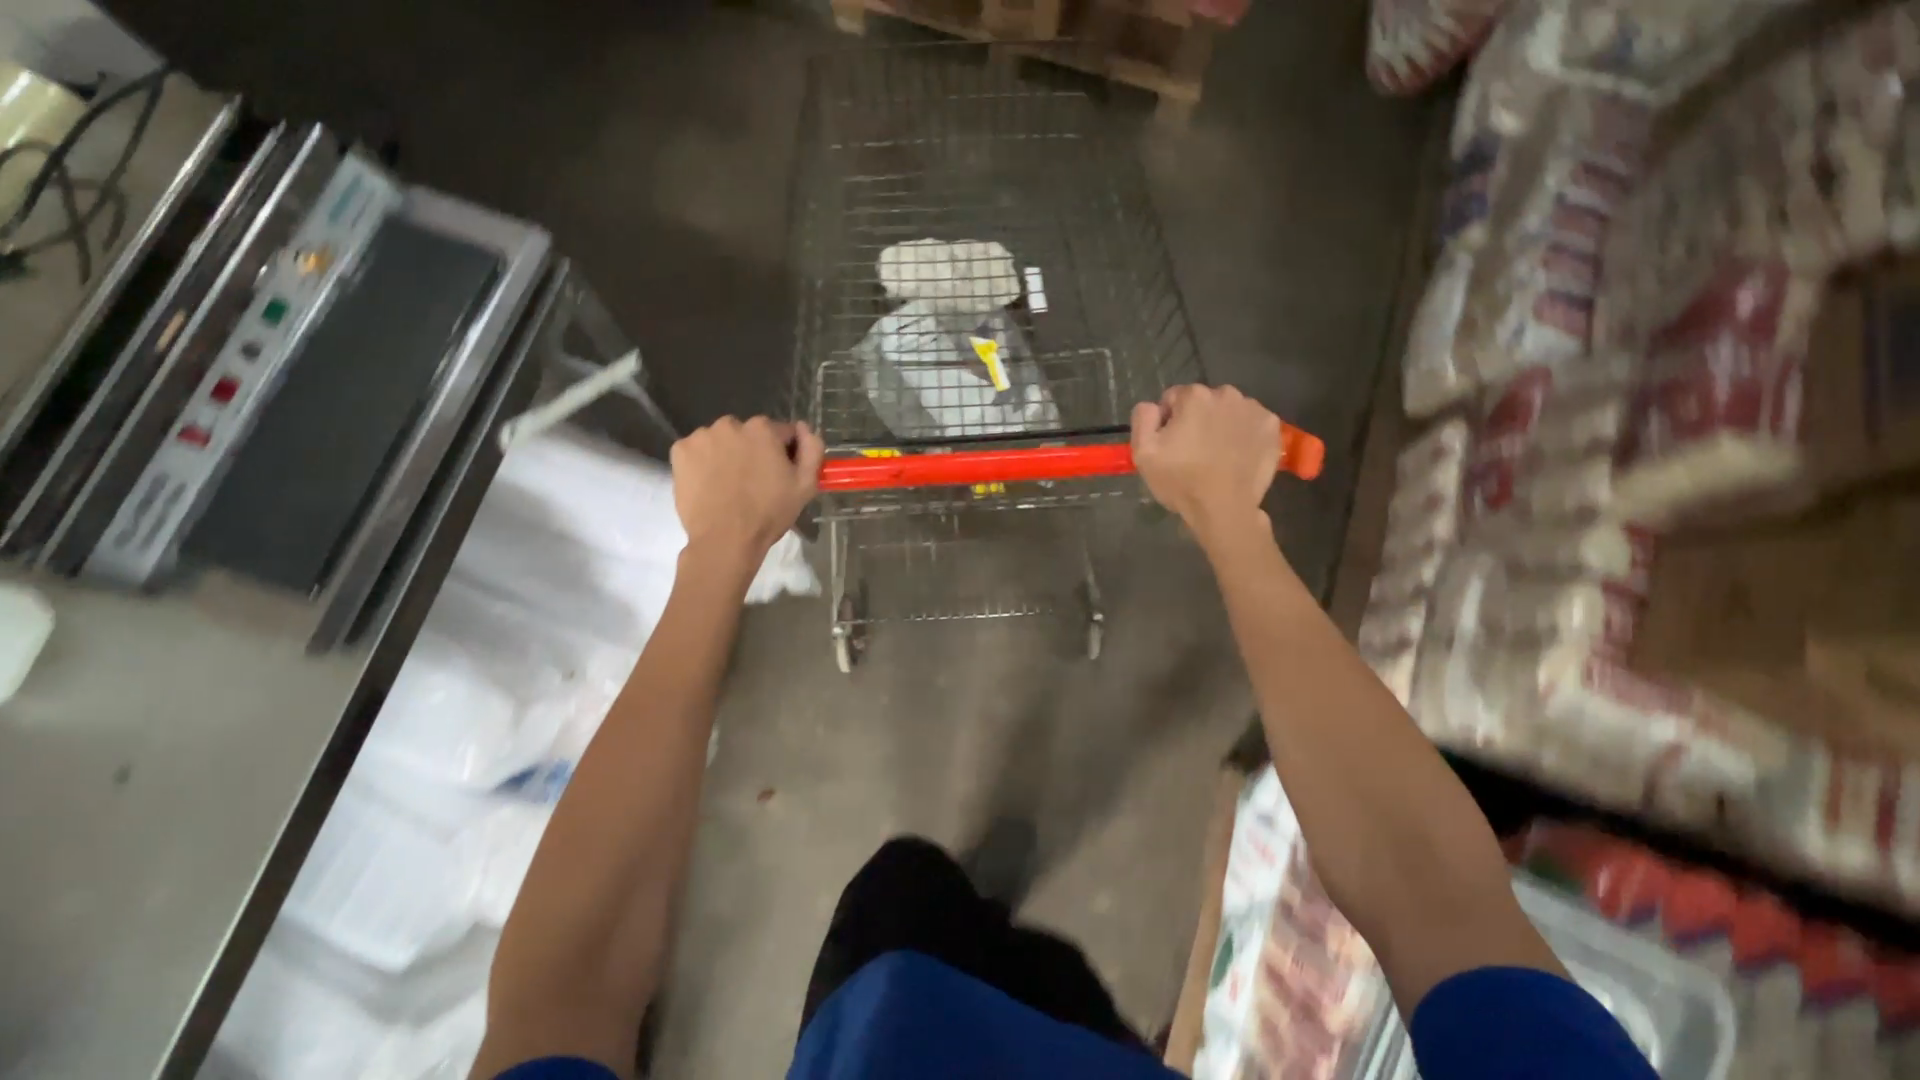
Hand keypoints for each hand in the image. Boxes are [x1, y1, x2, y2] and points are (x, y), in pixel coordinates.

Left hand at [671, 417, 823, 561]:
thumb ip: (812, 449)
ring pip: (720, 441)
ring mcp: (701, 437)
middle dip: (752, 451)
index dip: (783, 453)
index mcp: (762, 429)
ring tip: (728, 485)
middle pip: (747, 434)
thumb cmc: (769, 513)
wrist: (725, 539)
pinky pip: (696, 451)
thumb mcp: (805, 485)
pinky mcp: (680, 452)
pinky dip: (701, 463)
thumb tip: (803, 428)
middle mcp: (730, 424)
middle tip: (753, 482)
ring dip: (725, 455)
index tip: (779, 474)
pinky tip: (708, 484)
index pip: (780, 433)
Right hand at [1131, 384, 1280, 543]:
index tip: (1172, 444)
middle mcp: (1227, 394)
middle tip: (1195, 451)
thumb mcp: (1144, 452)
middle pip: (1205, 401)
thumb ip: (1143, 417)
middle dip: (1198, 419)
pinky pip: (1252, 423)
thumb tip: (1153, 406)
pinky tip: (1238, 455)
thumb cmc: (1181, 481)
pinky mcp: (1272, 427)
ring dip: (1222, 424)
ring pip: (1230, 410)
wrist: (1224, 509)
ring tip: (1218, 455)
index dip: (1169, 421)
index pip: (1174, 398)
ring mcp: (1254, 410)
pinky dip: (1245, 433)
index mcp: (1194, 396)